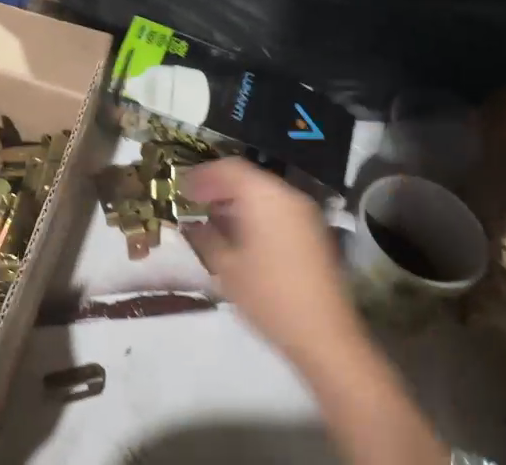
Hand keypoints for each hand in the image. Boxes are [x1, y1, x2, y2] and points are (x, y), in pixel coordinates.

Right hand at [181, 158, 357, 360]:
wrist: (324, 336)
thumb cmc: (268, 297)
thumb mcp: (226, 267)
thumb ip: (205, 237)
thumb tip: (192, 223)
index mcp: (264, 197)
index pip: (228, 168)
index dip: (201, 176)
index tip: (181, 190)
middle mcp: (288, 196)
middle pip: (247, 178)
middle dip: (219, 188)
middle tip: (194, 203)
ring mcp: (305, 214)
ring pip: (263, 194)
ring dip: (237, 201)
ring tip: (213, 221)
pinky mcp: (314, 233)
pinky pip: (277, 210)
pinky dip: (256, 213)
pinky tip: (240, 236)